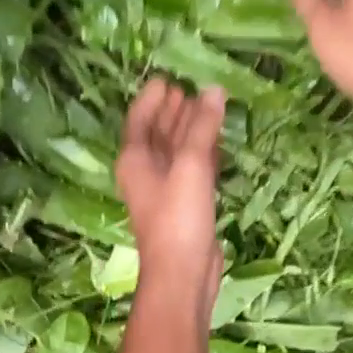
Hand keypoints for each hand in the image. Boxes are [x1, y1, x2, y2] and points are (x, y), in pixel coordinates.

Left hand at [116, 78, 224, 313]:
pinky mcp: (186, 205)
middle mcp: (146, 172)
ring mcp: (166, 190)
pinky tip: (217, 144)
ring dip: (190, 130)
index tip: (169, 78)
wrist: (183, 274)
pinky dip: (202, 152)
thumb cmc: (178, 219)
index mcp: (135, 160)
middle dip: (173, 110)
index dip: (153, 97)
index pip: (140, 118)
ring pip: (176, 151)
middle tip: (192, 88)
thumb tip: (213, 90)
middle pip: (158, 132)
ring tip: (209, 107)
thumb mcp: (191, 166)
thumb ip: (202, 127)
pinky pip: (192, 168)